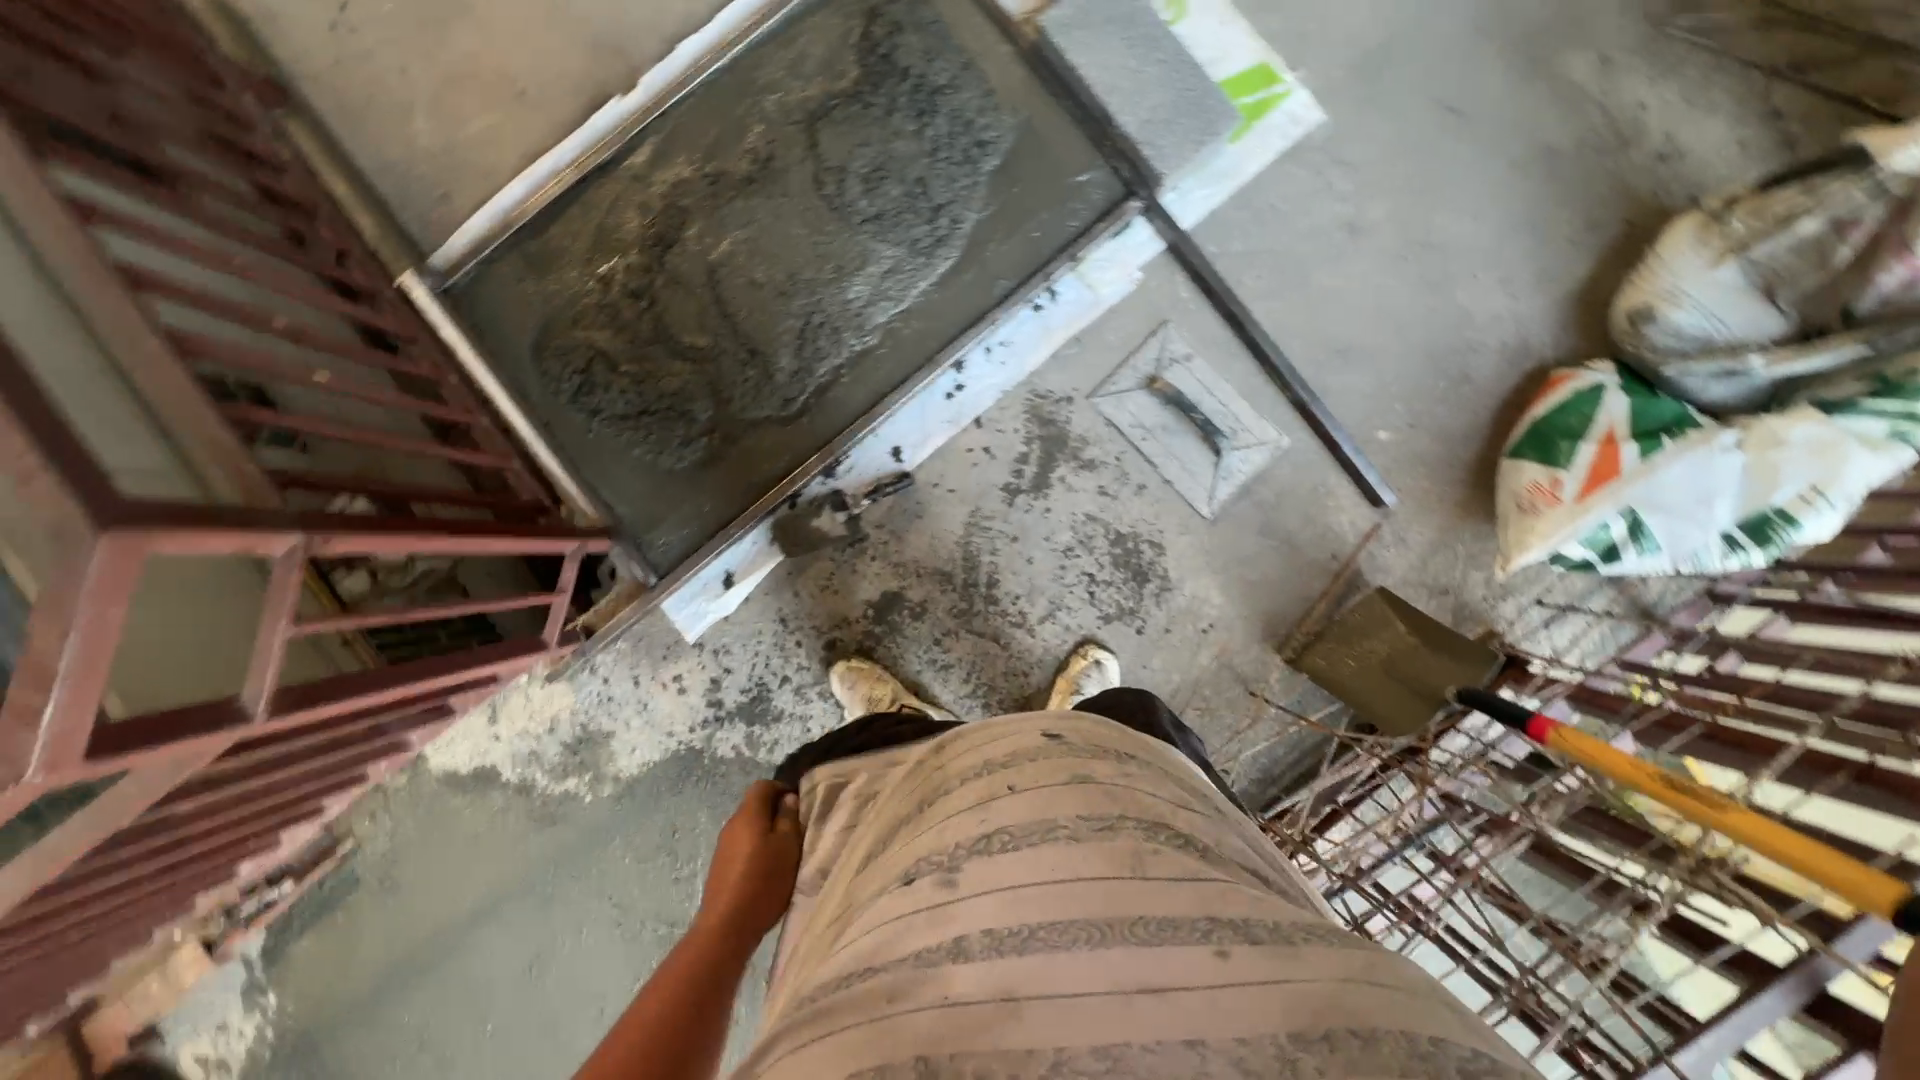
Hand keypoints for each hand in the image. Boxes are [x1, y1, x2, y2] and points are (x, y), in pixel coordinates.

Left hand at [697, 780, 803, 940]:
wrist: (726, 926)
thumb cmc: (763, 881)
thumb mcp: (788, 847)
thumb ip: (788, 819)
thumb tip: (787, 798)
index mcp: (748, 815)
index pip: (763, 785)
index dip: (782, 789)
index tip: (799, 806)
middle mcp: (732, 825)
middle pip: (754, 806)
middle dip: (776, 813)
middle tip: (797, 832)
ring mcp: (723, 846)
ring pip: (749, 828)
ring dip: (766, 834)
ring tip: (785, 853)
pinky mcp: (721, 866)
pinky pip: (742, 846)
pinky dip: (756, 850)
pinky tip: (767, 871)